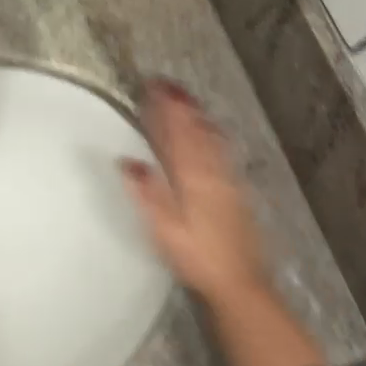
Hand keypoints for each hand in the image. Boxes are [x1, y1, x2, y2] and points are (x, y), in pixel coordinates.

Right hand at [121, 79, 269, 303]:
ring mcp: (227, 180)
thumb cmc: (196, 256)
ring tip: (186, 99)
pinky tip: (211, 132)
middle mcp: (212, 171)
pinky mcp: (236, 191)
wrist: (239, 281)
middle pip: (195, 130)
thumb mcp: (163, 227)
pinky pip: (222, 151)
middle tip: (167, 84)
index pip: (176, 133)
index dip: (165, 108)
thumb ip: (146, 191)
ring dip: (197, 116)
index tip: (154, 85)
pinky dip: (212, 133)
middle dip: (181, 105)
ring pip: (211, 138)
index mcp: (191, 177)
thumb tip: (126, 161)